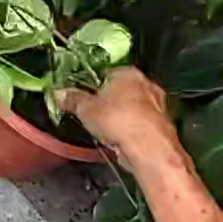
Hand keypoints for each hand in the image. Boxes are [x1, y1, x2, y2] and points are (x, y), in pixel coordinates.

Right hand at [57, 66, 185, 171]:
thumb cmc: (119, 120)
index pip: (106, 72)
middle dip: (107, 100)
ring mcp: (157, 105)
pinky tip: (119, 139)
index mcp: (127, 73)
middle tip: (90, 112)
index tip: (81, 94)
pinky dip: (130, 130)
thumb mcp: (85, 108)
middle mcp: (146, 84)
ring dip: (119, 116)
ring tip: (103, 129)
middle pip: (120, 90)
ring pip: (132, 107)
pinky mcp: (162, 126)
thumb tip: (60, 94)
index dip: (91, 84)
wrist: (148, 149)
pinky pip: (140, 124)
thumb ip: (72, 99)